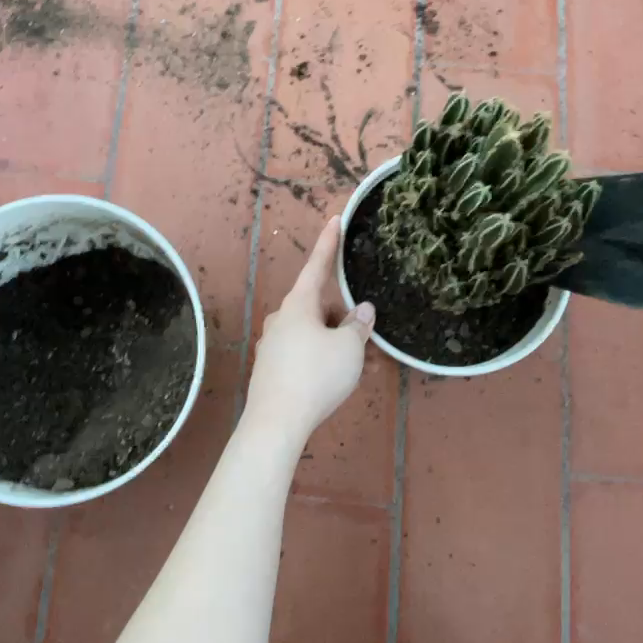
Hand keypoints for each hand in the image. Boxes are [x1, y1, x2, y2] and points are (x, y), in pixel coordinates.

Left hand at [244, 216, 374, 444]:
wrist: (276, 422)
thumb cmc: (316, 375)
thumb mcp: (348, 348)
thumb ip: (358, 326)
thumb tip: (361, 311)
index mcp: (298, 304)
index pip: (317, 266)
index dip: (328, 243)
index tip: (334, 220)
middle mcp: (281, 319)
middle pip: (319, 307)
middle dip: (345, 319)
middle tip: (370, 338)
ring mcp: (273, 345)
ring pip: (314, 334)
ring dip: (339, 344)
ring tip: (366, 366)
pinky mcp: (272, 369)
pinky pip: (305, 354)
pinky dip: (325, 360)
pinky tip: (344, 380)